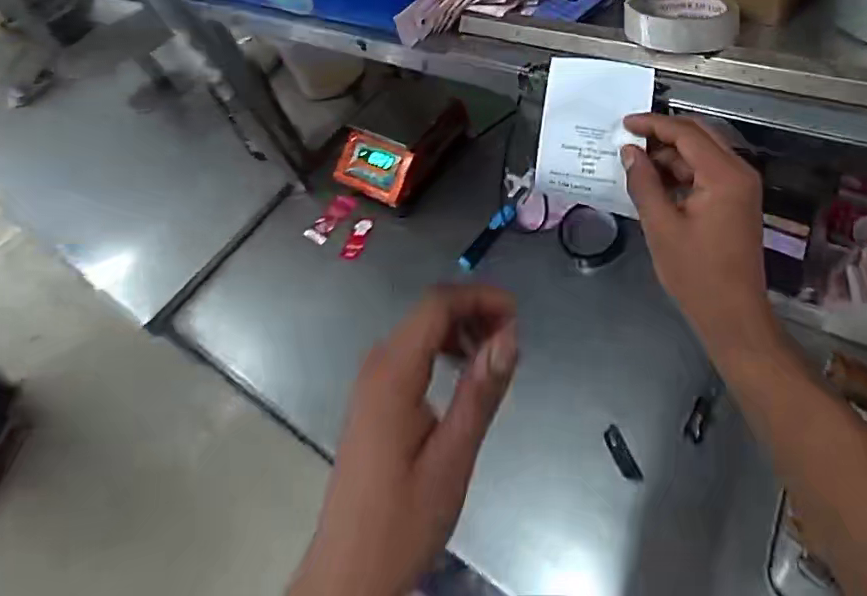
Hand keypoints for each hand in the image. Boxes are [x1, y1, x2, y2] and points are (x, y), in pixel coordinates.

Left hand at [290, 285, 518, 595]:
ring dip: (461, 330)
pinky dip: (444, 350)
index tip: (517, 317)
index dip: (480, 298)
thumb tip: (511, 334)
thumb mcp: (453, 457)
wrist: (349, 572)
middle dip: (475, 312)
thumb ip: (481, 391)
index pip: (437, 305)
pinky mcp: (375, 398)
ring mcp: (372, 380)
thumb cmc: (402, 520)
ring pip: (421, 330)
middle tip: (512, 340)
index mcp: (392, 373)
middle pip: (429, 312)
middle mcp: (377, 365)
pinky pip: (413, 352)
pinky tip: (465, 375)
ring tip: (495, 358)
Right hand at [621, 113, 770, 350]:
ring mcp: (741, 187)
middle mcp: (739, 173)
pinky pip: (707, 172)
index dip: (653, 124)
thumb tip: (629, 153)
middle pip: (699, 136)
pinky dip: (682, 171)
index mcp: (725, 175)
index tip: (624, 124)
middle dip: (663, 134)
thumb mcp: (660, 226)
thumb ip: (643, 182)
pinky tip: (656, 181)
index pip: (687, 133)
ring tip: (636, 162)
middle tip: (629, 139)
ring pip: (703, 153)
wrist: (734, 315)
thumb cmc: (697, 274)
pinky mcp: (737, 201)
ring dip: (671, 154)